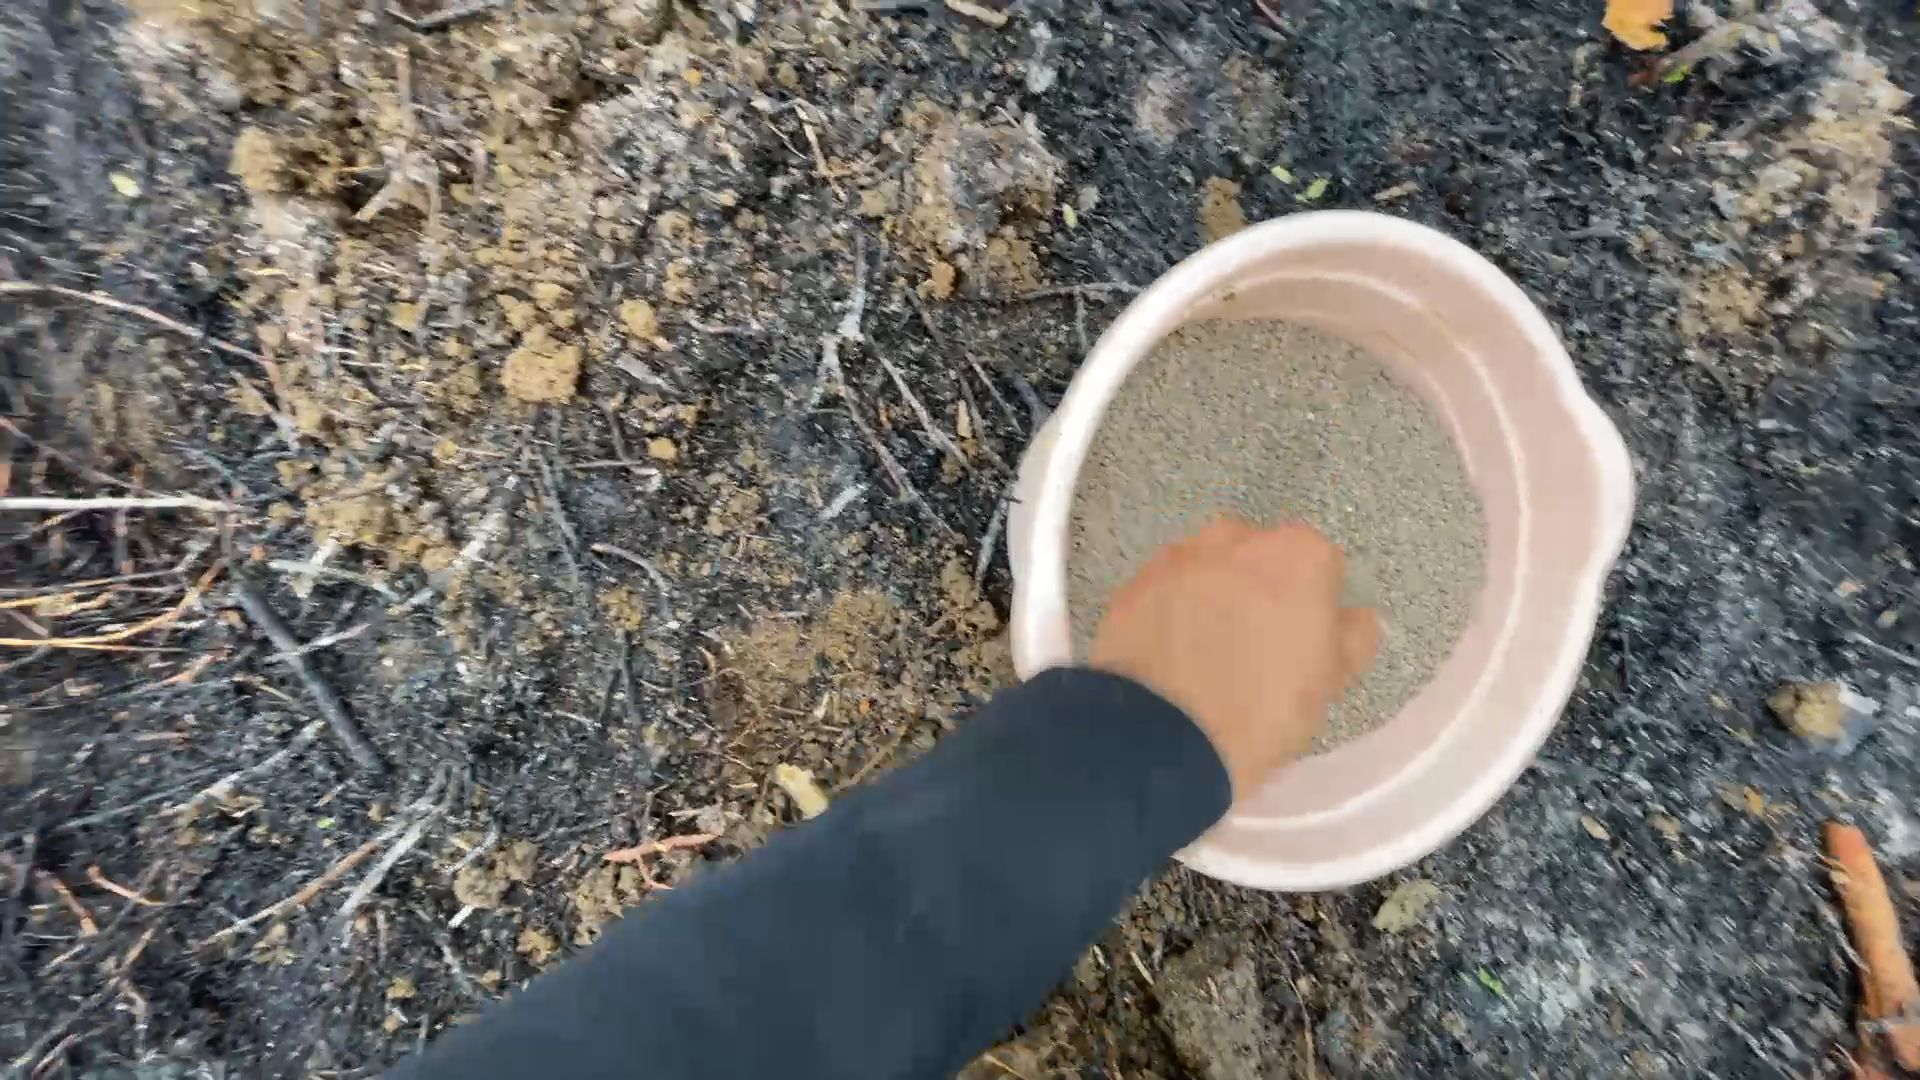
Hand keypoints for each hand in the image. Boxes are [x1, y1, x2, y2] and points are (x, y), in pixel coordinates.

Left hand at [1088, 520, 1377, 797]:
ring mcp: (1176, 557)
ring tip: (1200, 651)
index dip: (1311, 603)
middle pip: (1255, 557)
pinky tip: (1164, 652)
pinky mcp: (1132, 583)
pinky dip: (1166, 611)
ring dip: (1207, 595)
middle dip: (1255, 589)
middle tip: (1250, 645)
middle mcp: (1234, 538)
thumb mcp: (1330, 682)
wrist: (1161, 734)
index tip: (1300, 640)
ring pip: (1203, 568)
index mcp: (1297, 554)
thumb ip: (1351, 637)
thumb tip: (1356, 618)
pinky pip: (1161, 590)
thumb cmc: (1263, 709)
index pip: (1318, 566)